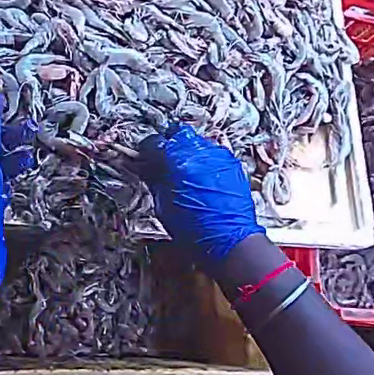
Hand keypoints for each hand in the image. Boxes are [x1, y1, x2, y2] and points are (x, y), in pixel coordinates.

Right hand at [138, 123, 262, 264]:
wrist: (228, 240)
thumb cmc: (192, 228)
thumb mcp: (162, 204)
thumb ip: (153, 179)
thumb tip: (141, 166)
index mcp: (176, 161)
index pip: (154, 142)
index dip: (145, 150)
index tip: (142, 158)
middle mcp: (198, 152)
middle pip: (177, 134)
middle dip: (168, 144)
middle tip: (162, 160)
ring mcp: (218, 156)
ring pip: (196, 142)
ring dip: (186, 152)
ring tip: (183, 170)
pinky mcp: (231, 163)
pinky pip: (212, 153)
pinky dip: (203, 160)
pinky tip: (200, 177)